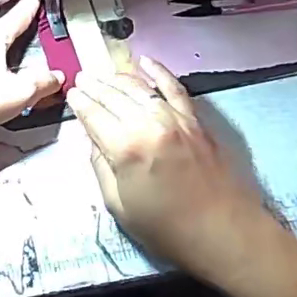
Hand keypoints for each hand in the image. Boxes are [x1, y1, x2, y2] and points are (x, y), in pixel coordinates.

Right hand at [67, 56, 294, 289]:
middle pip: (114, 96)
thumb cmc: (167, 228)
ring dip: (118, 78)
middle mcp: (149, 125)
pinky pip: (175, 89)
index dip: (79, 102)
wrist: (226, 235)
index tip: (70, 94)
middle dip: (94, 86)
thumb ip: (101, 166)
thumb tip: (94, 139)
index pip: (93, 115)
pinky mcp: (196, 122)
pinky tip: (146, 61)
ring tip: (103, 75)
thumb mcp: (118, 205)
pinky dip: (159, 72)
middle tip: (81, 80)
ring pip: (140, 88)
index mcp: (125, 148)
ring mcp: (175, 120)